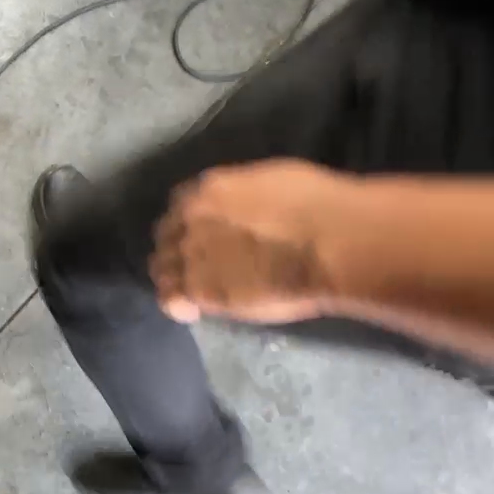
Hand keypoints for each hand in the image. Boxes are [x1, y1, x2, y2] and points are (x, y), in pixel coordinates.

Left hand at [150, 159, 359, 324]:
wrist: (330, 242)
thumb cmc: (321, 207)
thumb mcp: (275, 182)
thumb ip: (245, 196)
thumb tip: (244, 210)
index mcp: (209, 188)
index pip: (180, 205)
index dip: (187, 223)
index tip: (199, 234)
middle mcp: (189, 220)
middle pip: (166, 238)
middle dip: (176, 250)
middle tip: (194, 267)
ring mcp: (189, 255)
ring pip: (163, 269)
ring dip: (173, 279)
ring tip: (191, 292)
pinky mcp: (196, 288)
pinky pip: (170, 299)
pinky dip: (176, 306)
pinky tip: (192, 312)